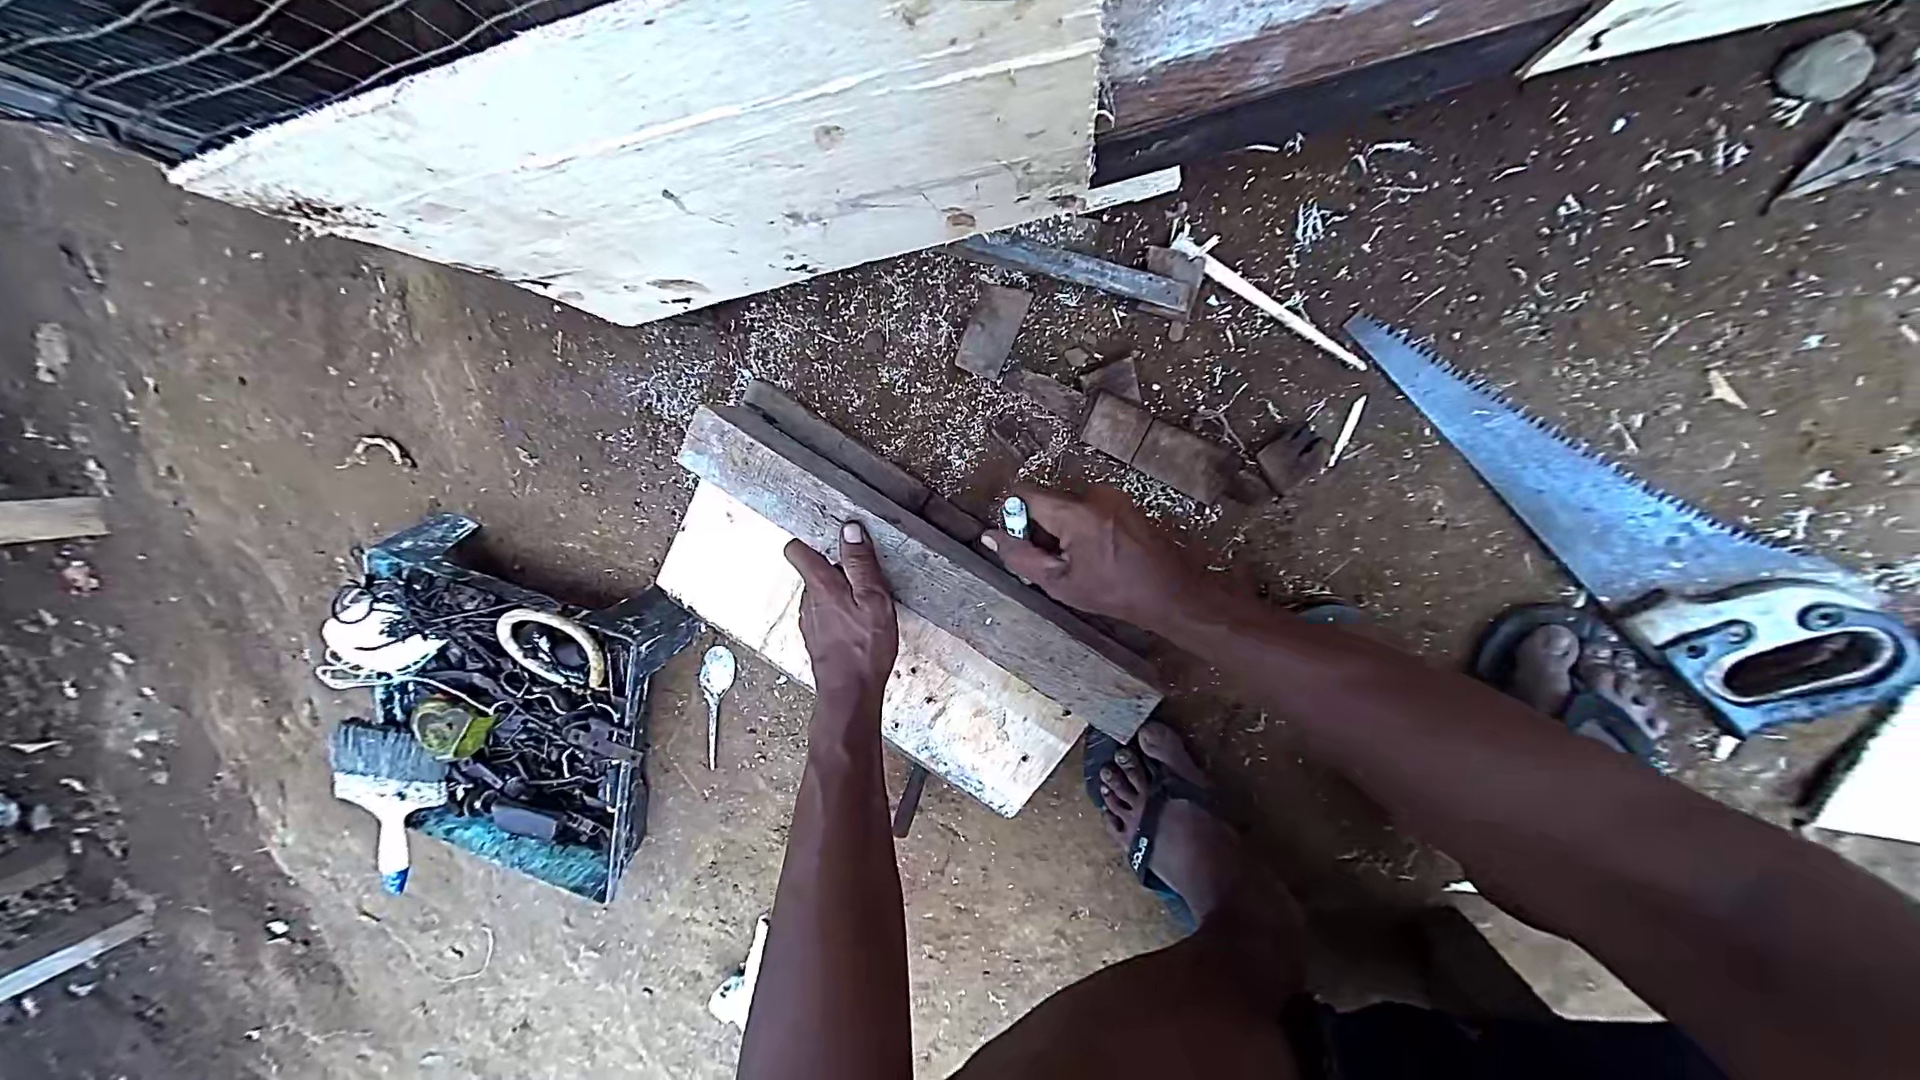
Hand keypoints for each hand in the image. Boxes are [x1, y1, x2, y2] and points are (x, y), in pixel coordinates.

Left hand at [784, 521, 899, 706]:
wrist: (851, 693)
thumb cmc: (865, 649)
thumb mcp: (874, 598)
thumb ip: (861, 563)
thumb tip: (851, 530)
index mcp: (821, 585)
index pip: (797, 550)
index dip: (812, 541)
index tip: (834, 540)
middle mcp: (808, 600)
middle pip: (815, 571)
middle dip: (838, 569)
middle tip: (866, 580)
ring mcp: (810, 621)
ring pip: (822, 594)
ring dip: (841, 594)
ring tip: (867, 606)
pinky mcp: (817, 638)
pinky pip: (826, 614)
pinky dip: (841, 614)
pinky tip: (861, 627)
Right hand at [983, 483, 1207, 631]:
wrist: (1171, 593)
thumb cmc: (1116, 592)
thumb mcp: (1059, 583)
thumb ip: (1020, 557)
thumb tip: (991, 537)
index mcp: (1075, 512)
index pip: (1024, 494)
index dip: (1014, 518)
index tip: (1025, 545)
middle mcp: (1094, 495)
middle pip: (1046, 500)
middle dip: (1041, 528)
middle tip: (1054, 561)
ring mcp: (1112, 496)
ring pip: (1066, 505)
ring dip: (1062, 529)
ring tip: (1079, 561)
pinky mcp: (1123, 502)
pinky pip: (1087, 507)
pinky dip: (1082, 528)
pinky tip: (1097, 555)